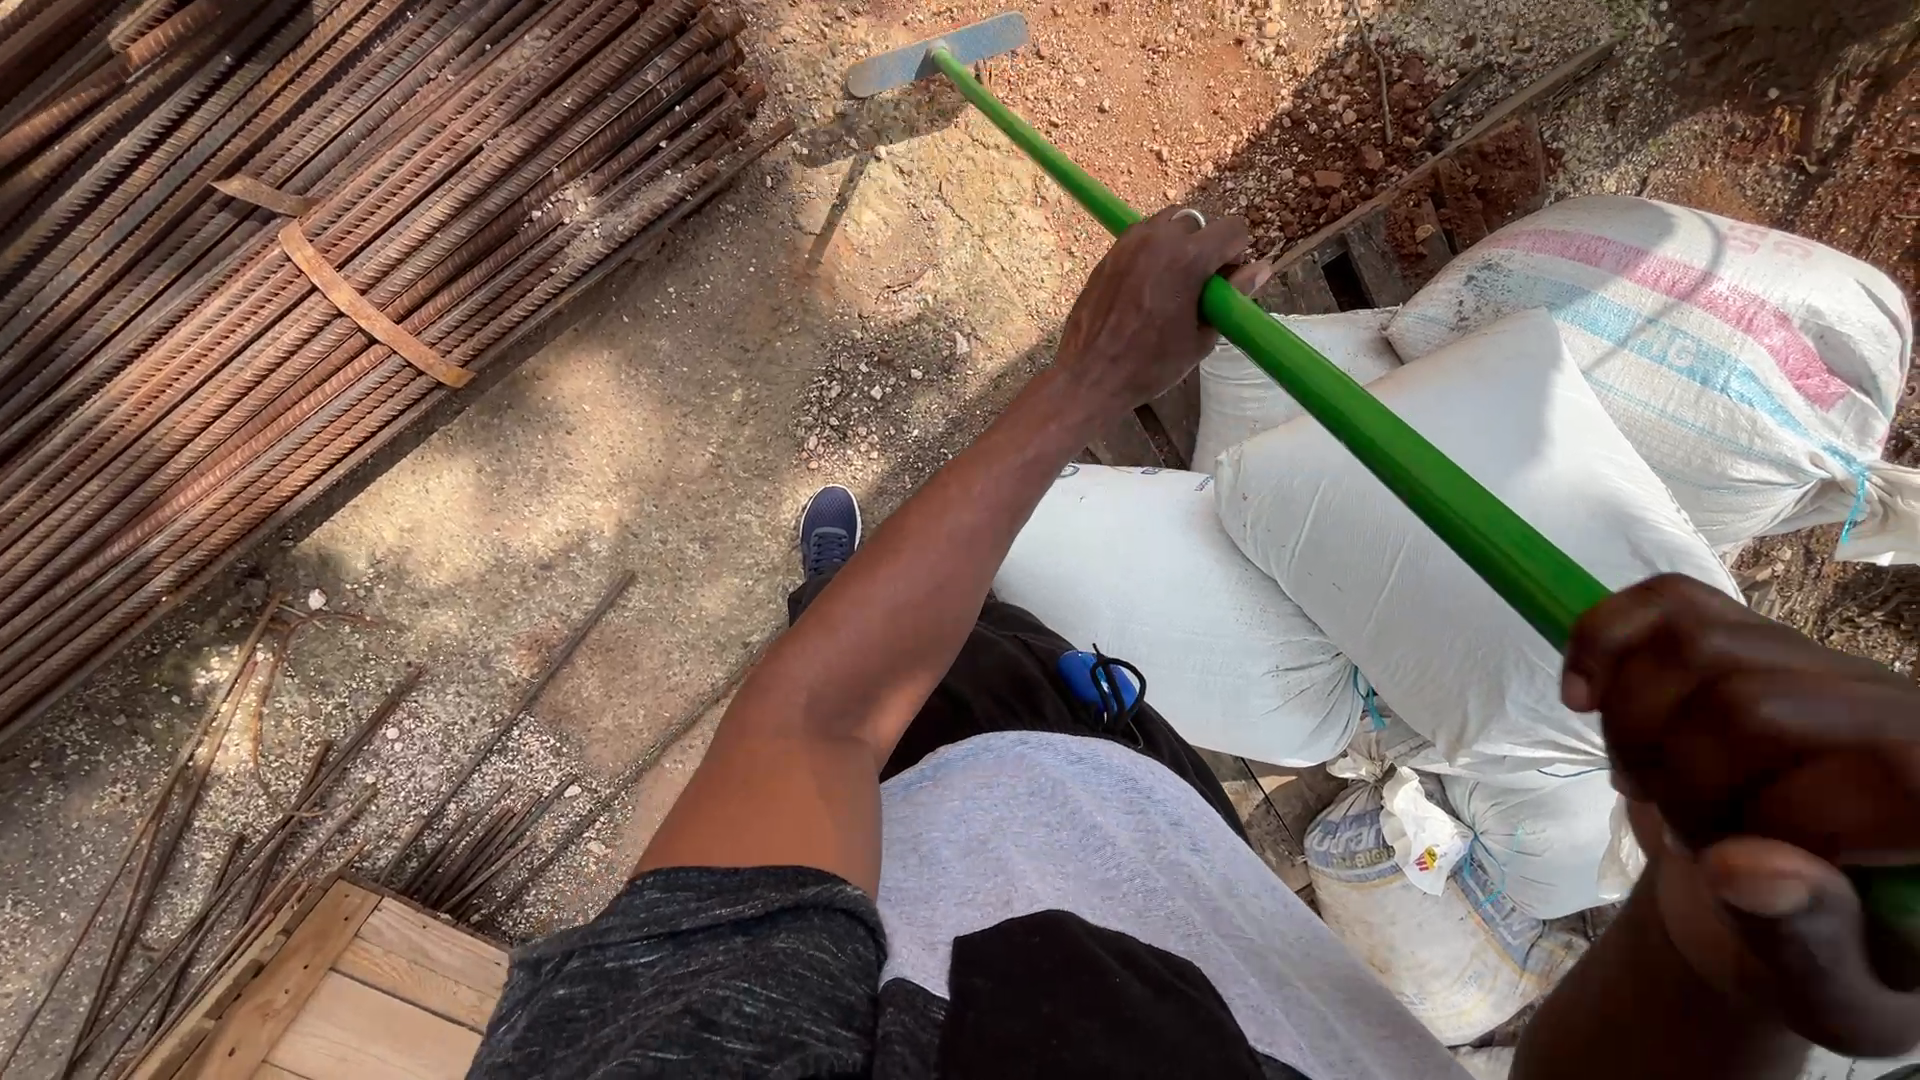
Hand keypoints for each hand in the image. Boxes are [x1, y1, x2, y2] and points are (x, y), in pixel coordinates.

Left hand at [1055, 207, 1269, 418]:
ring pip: (1166, 223)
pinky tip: (1146, 287)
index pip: (1232, 228)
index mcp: (1188, 258)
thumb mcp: (1201, 338)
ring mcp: (1128, 244)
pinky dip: (1151, 252)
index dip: (1236, 254)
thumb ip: (1233, 297)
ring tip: (1172, 283)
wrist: (1090, 377)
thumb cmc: (1148, 366)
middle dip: (1205, 245)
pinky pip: (1139, 238)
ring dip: (1177, 244)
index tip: (1226, 281)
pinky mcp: (1108, 255)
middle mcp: (1157, 240)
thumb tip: (1260, 270)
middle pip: (1198, 221)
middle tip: (1198, 284)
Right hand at [1564, 574, 1919, 1055]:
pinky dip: (1600, 639)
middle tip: (1681, 826)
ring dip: (1630, 720)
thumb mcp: (1829, 986)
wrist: (1771, 896)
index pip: (1850, 777)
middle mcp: (1904, 713)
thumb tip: (1743, 867)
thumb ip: (1802, 932)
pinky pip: (1664, 601)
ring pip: (1690, 644)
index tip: (1731, 873)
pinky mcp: (1740, 638)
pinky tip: (1586, 692)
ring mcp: (1818, 665)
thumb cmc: (1819, 955)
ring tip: (1644, 770)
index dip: (1754, 826)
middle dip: (1676, 775)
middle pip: (1744, 704)